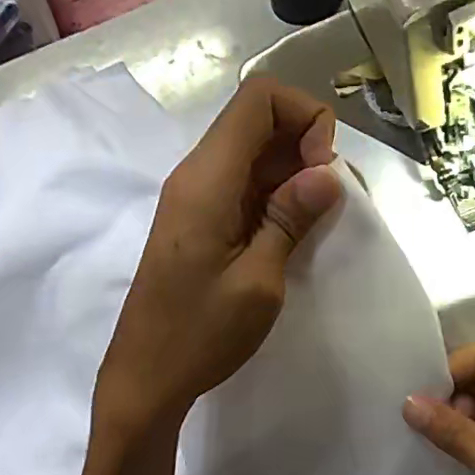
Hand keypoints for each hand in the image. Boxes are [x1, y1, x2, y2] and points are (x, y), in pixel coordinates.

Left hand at [96, 78, 344, 434]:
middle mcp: (196, 175)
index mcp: (208, 180)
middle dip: (305, 145)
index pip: (260, 98)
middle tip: (327, 203)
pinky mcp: (198, 222)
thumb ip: (291, 219)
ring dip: (292, 173)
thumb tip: (327, 172)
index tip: (325, 171)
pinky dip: (274, 195)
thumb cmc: (202, 334)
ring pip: (253, 154)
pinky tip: (292, 232)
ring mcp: (194, 198)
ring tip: (316, 222)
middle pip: (258, 121)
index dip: (306, 117)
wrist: (147, 376)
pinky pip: (242, 186)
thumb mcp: (259, 281)